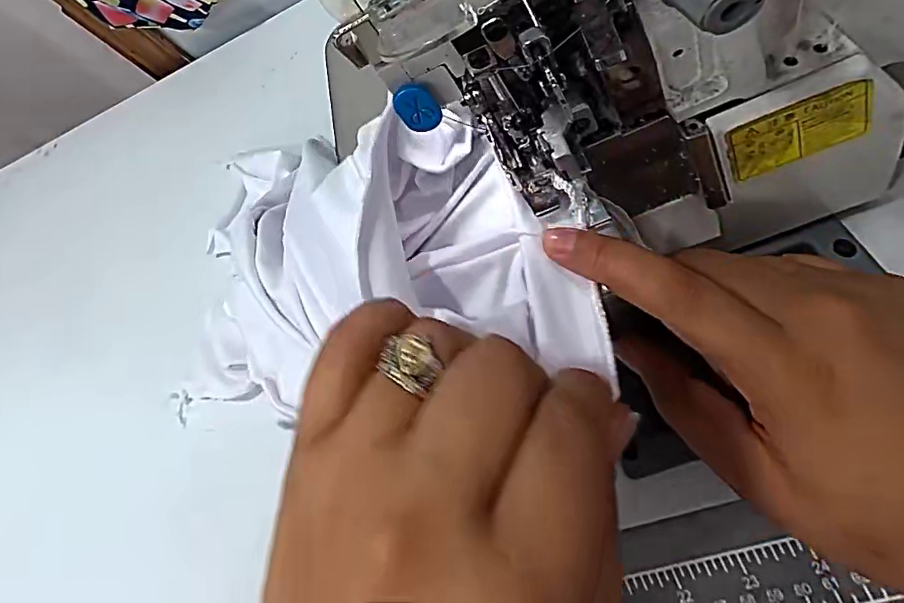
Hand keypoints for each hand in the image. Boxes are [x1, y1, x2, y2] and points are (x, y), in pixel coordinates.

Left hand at [264, 299, 635, 602]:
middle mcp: (426, 510)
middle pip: (499, 369)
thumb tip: (598, 416)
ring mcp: (356, 469)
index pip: (569, 425)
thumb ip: (595, 518)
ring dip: (460, 362)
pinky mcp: (305, 452)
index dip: (589, 402)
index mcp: (510, 576)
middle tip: (523, 416)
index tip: (585, 405)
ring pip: (429, 344)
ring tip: (462, 399)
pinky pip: (345, 345)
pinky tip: (403, 343)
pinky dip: (381, 327)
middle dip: (527, 383)